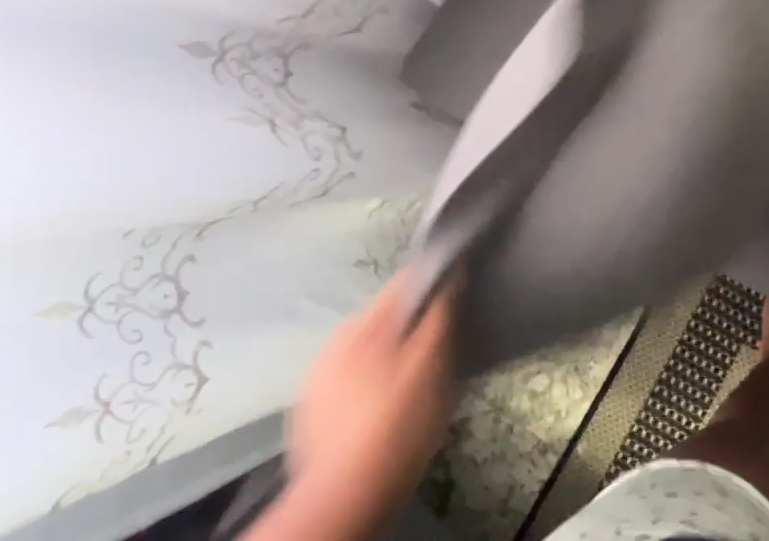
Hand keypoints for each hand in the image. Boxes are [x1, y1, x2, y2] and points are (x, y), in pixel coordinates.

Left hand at [284, 272, 456, 534]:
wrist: (344, 494)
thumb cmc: (399, 426)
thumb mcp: (433, 366)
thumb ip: (439, 317)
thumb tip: (449, 275)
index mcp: (367, 324)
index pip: (407, 279)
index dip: (437, 281)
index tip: (460, 293)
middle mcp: (336, 338)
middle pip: (387, 311)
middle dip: (413, 321)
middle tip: (439, 346)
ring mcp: (317, 370)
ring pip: (368, 341)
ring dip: (390, 347)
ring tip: (411, 376)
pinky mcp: (309, 400)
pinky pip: (349, 369)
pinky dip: (368, 373)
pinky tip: (380, 400)